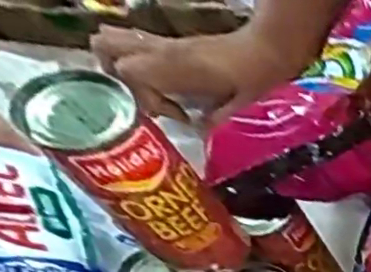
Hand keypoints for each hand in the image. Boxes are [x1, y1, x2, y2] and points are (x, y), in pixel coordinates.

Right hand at [92, 25, 311, 126]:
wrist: (265, 48)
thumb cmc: (257, 77)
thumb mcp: (242, 107)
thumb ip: (218, 121)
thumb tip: (199, 134)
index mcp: (175, 64)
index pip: (129, 72)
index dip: (146, 100)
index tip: (180, 117)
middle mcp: (160, 49)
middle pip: (105, 48)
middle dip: (117, 79)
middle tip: (149, 103)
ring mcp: (163, 43)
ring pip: (111, 39)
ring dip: (118, 65)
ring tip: (148, 92)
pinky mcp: (171, 43)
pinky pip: (133, 42)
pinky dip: (133, 60)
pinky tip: (162, 83)